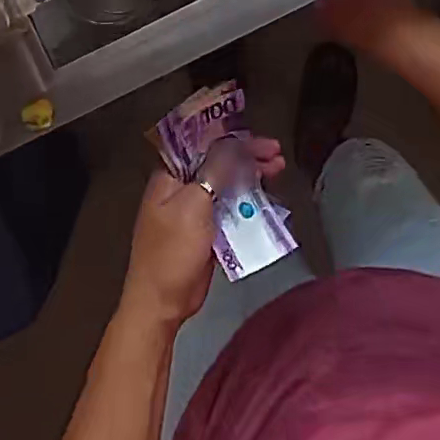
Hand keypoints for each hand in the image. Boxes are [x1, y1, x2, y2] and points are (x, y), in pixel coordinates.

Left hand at [120, 138, 286, 325]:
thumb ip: (214, 171)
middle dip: (247, 154)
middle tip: (275, 154)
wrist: (162, 303)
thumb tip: (231, 144)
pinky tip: (266, 196)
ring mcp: (194, 207)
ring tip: (277, 170)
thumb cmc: (172, 252)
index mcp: (170, 175)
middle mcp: (181, 186)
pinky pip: (229, 205)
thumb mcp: (193, 205)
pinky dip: (247, 198)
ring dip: (251, 175)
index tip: (258, 137)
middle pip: (218, 161)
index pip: (203, 143)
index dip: (232, 136)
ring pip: (227, 182)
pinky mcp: (206, 228)